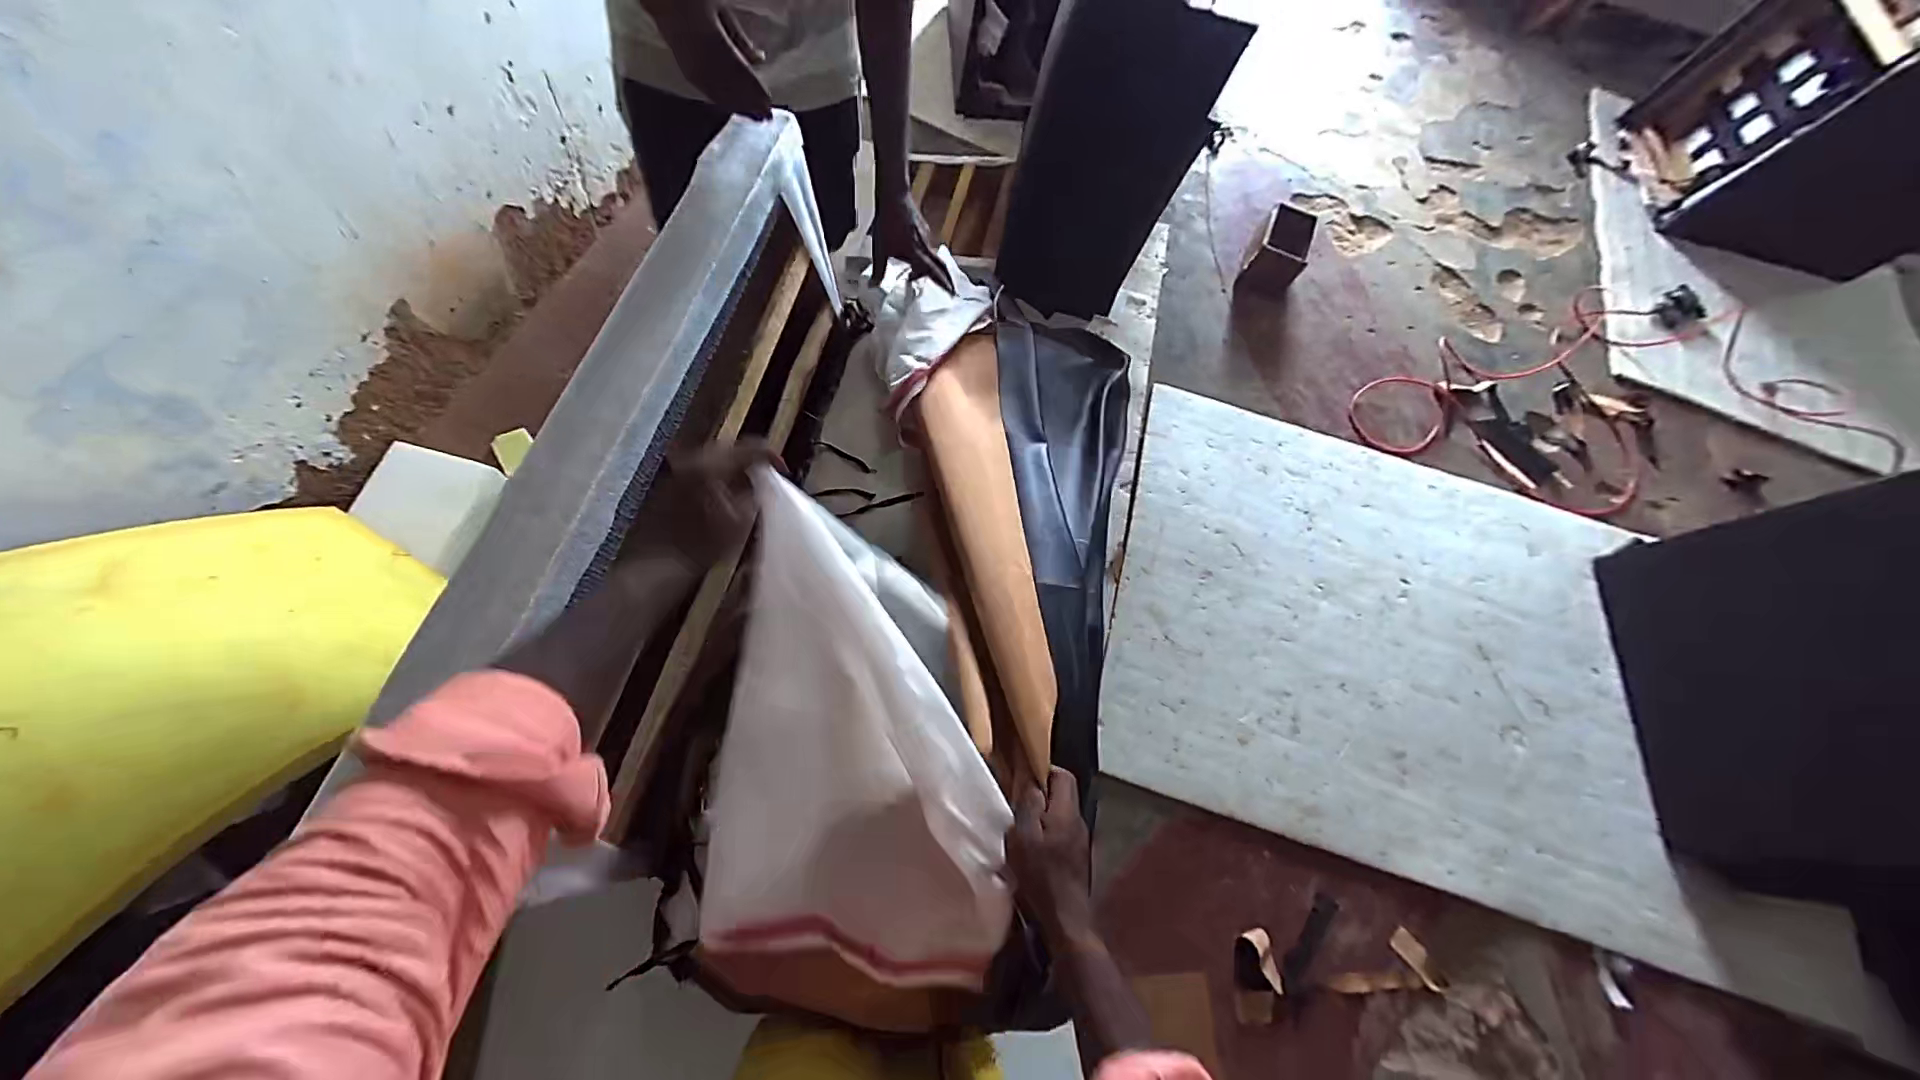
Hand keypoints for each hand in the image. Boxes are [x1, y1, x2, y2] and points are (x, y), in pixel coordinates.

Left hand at [631, 440, 778, 572]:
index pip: (749, 448)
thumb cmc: (704, 545)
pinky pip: (699, 471)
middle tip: (767, 475)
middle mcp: (692, 461)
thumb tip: (764, 484)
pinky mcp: (668, 485)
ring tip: (748, 486)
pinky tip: (725, 495)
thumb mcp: (743, 521)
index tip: (783, 469)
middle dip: (750, 460)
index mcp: (712, 465)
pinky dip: (716, 477)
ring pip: (712, 459)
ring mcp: (677, 472)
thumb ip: (757, 495)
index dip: (770, 456)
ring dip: (732, 469)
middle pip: (729, 449)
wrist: (659, 562)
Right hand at [645, 0, 772, 118]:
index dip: (754, 90)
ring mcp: (691, 67)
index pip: (739, 72)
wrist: (662, 1)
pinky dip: (725, 102)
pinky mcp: (686, 72)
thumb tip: (760, 59)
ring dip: (738, 106)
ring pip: (720, 94)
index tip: (769, 104)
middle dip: (749, 103)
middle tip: (766, 117)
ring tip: (755, 116)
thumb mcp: (720, 10)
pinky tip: (735, 107)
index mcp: (711, 39)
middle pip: (731, 88)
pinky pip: (707, 92)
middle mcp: (700, 57)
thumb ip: (739, 38)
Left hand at [870, 190, 954, 292]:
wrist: (894, 196)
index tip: (952, 293)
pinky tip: (915, 257)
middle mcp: (925, 246)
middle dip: (946, 278)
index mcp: (916, 253)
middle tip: (951, 290)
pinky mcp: (924, 229)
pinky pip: (928, 247)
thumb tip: (873, 286)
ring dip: (930, 268)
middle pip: (940, 266)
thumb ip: (879, 270)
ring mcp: (926, 236)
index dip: (943, 283)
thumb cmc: (887, 223)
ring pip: (932, 256)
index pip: (933, 272)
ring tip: (918, 276)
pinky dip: (924, 256)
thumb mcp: (880, 249)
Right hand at [1007, 767, 1093, 941]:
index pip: (1063, 776)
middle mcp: (1079, 823)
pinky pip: (1061, 834)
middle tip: (1017, 806)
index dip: (1044, 771)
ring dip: (1042, 818)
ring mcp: (1081, 843)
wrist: (1066, 922)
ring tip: (1021, 831)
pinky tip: (1032, 853)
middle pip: (1062, 795)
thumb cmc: (1041, 877)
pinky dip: (1046, 836)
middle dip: (1040, 796)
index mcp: (1067, 812)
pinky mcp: (1078, 860)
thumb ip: (1028, 805)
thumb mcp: (1023, 837)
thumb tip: (1031, 780)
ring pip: (1060, 816)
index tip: (1023, 780)